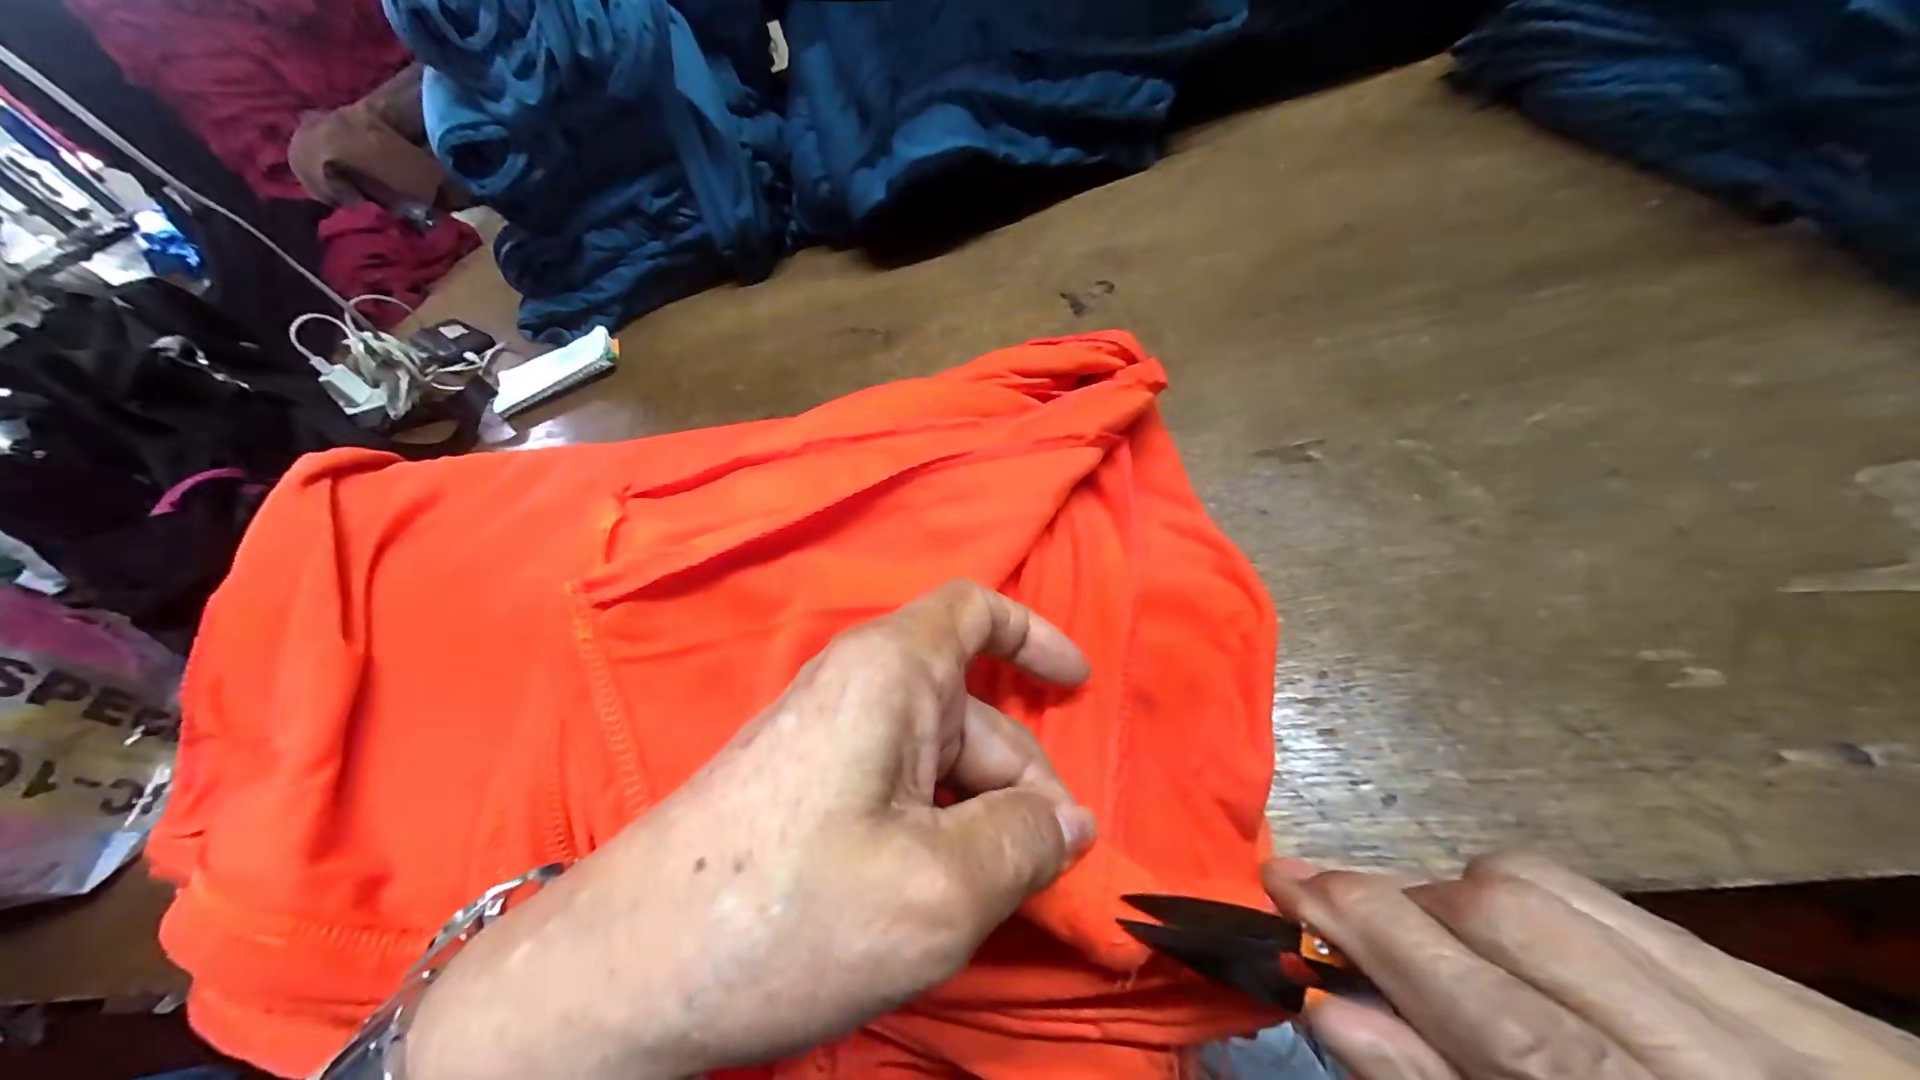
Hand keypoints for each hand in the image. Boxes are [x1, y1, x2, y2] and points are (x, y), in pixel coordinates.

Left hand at [405, 581, 1097, 1079]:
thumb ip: (1023, 845)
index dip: (1033, 637)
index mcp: (890, 673)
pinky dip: (939, 827)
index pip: (973, 613)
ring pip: (935, 760)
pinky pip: (897, 788)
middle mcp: (856, 689)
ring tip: (1003, 892)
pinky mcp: (804, 788)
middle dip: (1023, 780)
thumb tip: (1068, 824)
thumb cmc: (790, 909)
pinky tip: (945, 889)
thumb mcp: (940, 887)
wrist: (624, 971)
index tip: (1078, 683)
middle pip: (970, 711)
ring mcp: (826, 740)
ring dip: (982, 815)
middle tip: (1056, 862)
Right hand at [1263, 852, 1919, 1079]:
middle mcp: (1756, 1075)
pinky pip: (1619, 903)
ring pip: (1560, 889)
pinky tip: (1505, 939)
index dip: (1377, 939)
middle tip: (1328, 909)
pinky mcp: (1814, 1005)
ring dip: (1451, 894)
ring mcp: (1810, 1033)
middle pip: (1521, 921)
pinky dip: (1527, 903)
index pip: (1506, 1025)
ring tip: (1414, 930)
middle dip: (1398, 903)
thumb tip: (1330, 1013)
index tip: (1284, 883)